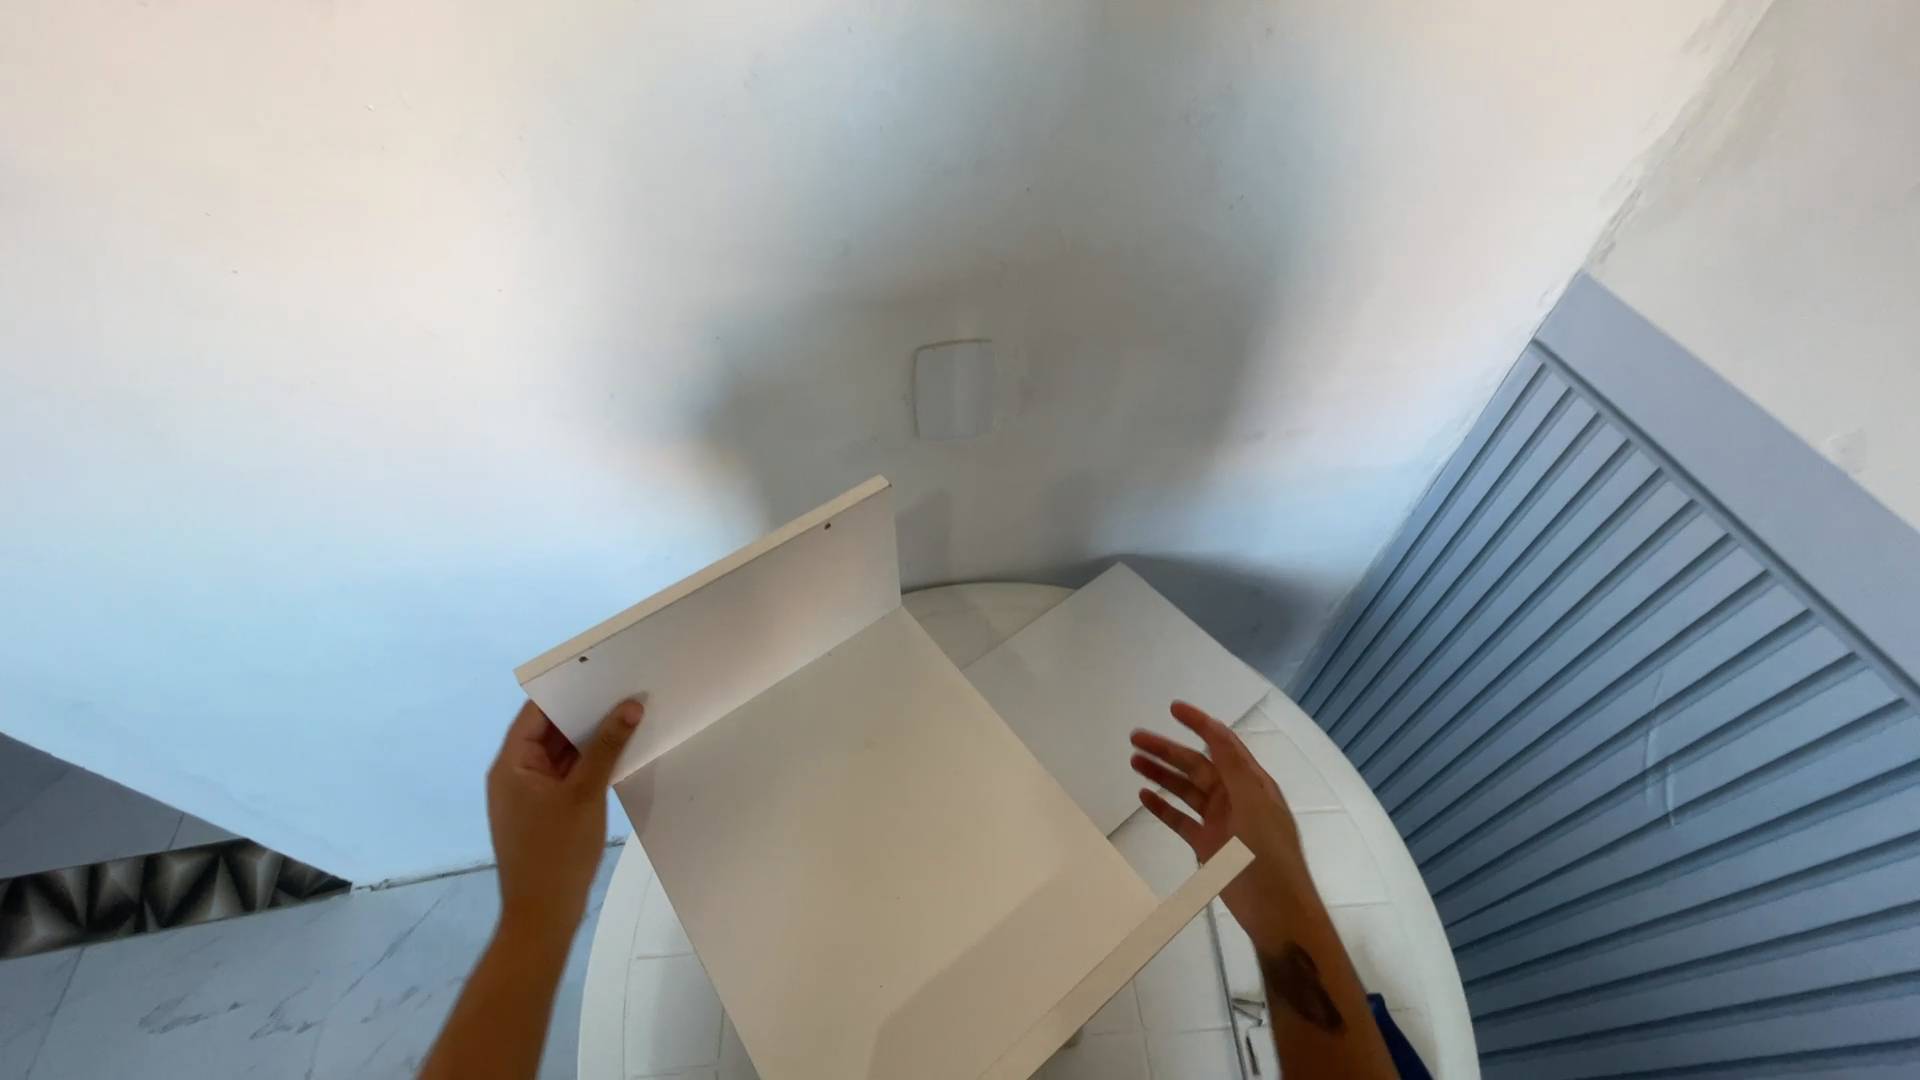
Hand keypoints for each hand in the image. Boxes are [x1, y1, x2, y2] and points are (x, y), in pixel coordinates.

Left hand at [487, 698, 643, 944]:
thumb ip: (607, 746)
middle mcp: (515, 774)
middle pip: (549, 730)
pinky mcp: (545, 809)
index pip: (535, 713)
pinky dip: (590, 759)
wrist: (543, 915)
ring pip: (561, 752)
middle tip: (624, 687)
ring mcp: (529, 794)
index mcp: (511, 765)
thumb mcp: (585, 793)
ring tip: (628, 711)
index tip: (599, 670)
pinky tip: (620, 748)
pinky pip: (567, 772)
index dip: (565, 689)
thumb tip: (631, 705)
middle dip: (584, 711)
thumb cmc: (556, 851)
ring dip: (590, 736)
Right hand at [1130, 701, 1308, 954]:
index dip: (1199, 723)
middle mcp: (1234, 796)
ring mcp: (1220, 821)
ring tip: (1134, 760)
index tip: (1173, 708)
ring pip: (1184, 789)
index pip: (1222, 743)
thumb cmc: (1268, 854)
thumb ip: (1233, 766)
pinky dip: (1163, 806)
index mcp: (1251, 782)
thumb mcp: (1253, 803)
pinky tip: (1144, 795)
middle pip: (1195, 764)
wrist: (1277, 912)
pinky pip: (1180, 819)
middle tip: (1136, 738)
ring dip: (1161, 773)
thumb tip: (1215, 729)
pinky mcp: (1207, 845)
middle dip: (1167, 749)